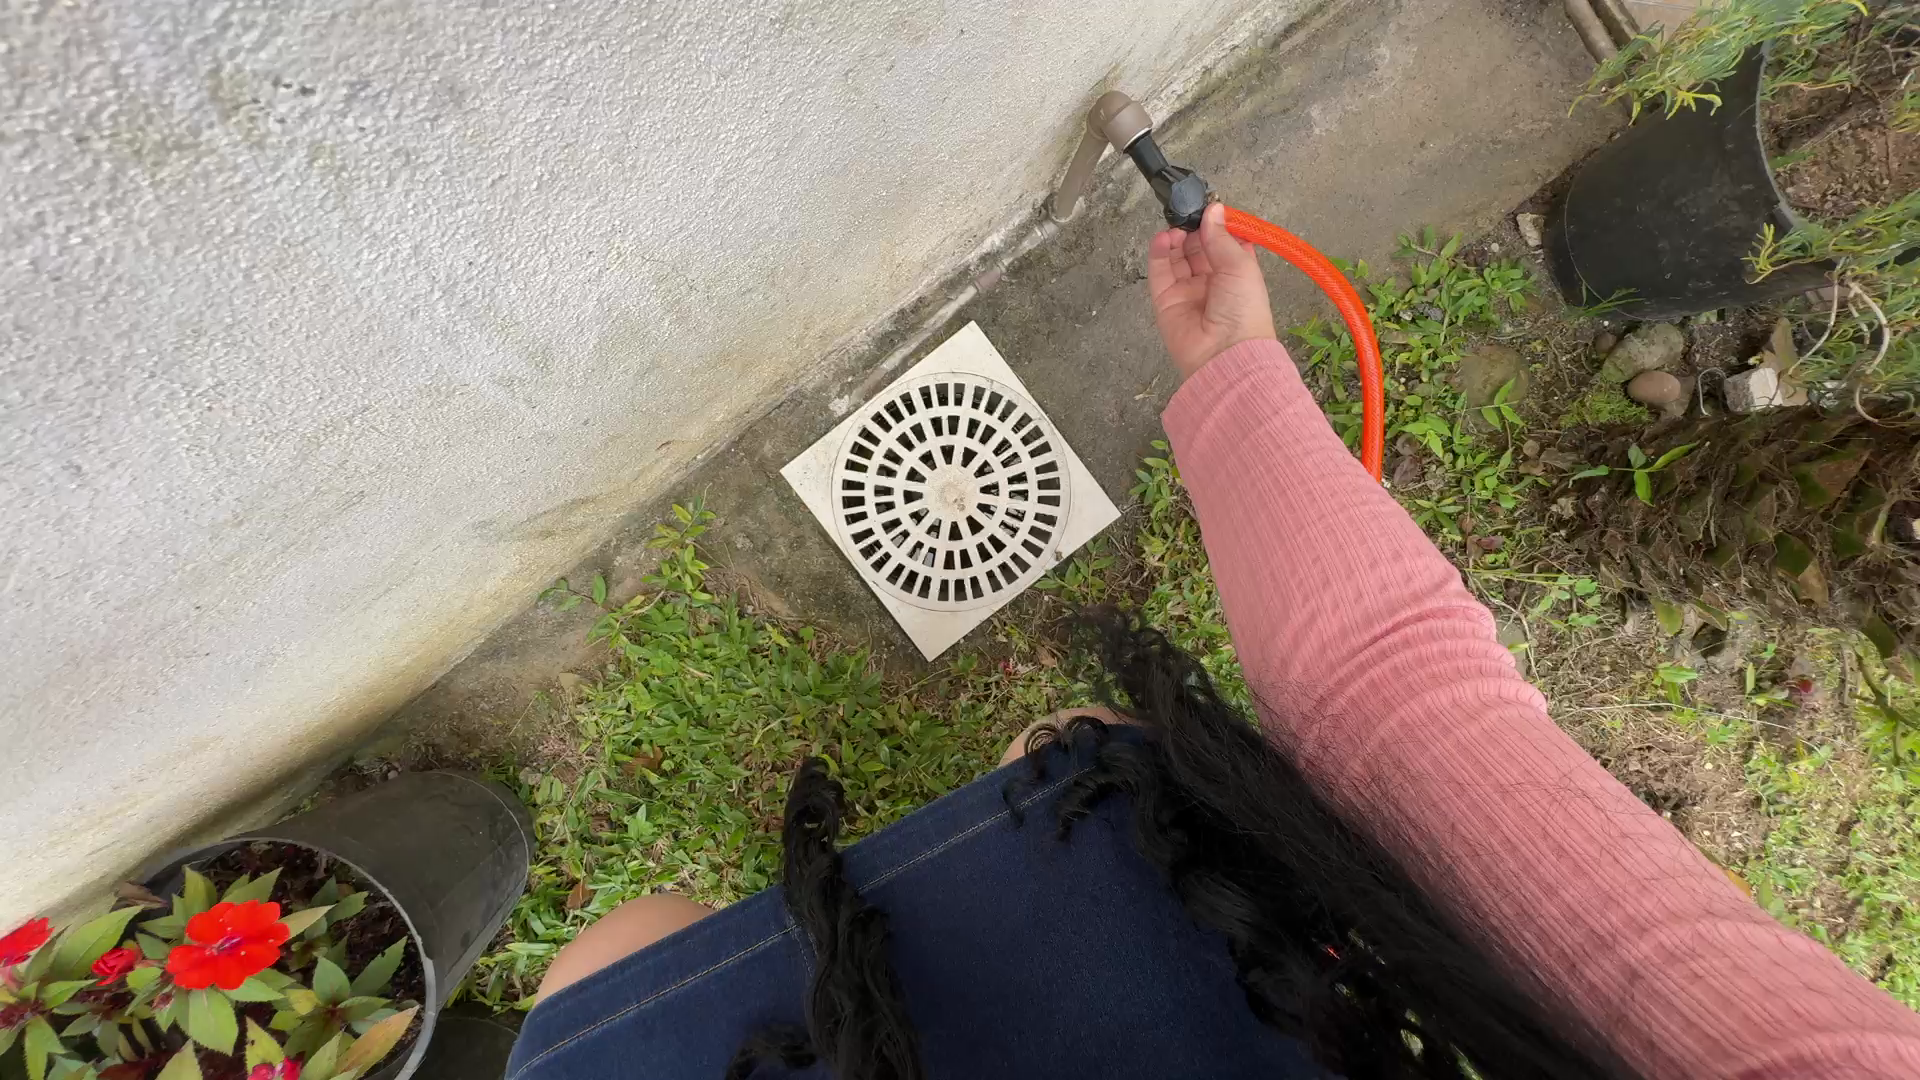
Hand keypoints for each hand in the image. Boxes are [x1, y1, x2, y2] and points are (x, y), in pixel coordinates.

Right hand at [1147, 202, 1275, 379]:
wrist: (1223, 354)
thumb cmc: (1243, 312)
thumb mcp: (1240, 266)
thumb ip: (1221, 237)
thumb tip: (1213, 210)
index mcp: (1236, 273)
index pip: (1223, 241)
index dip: (1215, 224)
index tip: (1209, 208)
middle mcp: (1211, 282)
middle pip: (1197, 247)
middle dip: (1192, 229)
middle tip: (1187, 214)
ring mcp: (1187, 291)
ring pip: (1177, 258)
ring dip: (1175, 239)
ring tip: (1175, 227)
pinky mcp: (1166, 301)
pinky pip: (1159, 273)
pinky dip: (1159, 254)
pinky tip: (1163, 239)